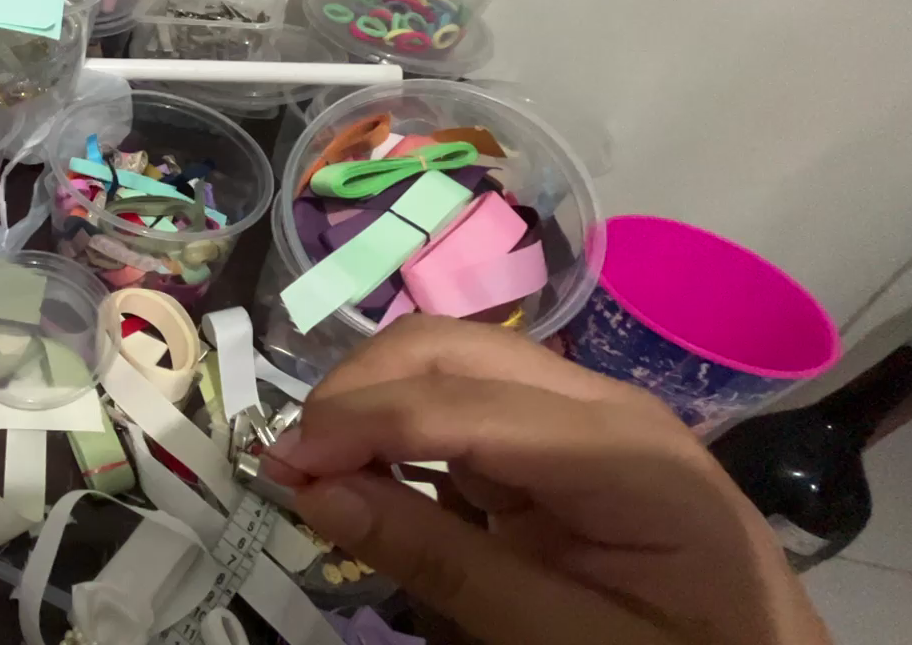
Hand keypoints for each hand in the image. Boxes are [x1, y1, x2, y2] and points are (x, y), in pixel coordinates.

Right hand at [262, 315, 830, 644]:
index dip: (358, 424)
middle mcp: (598, 400)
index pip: (460, 406)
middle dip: (354, 390)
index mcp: (628, 454)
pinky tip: (367, 462)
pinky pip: (448, 393)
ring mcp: (573, 404)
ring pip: (437, 354)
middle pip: (444, 347)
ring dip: (365, 395)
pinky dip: (391, 418)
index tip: (283, 466)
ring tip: (321, 458)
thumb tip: (312, 494)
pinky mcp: (546, 423)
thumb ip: (439, 563)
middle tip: (296, 455)